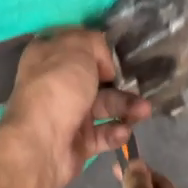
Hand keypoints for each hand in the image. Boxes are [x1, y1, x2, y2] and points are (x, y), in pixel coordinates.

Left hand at [0, 29, 151, 187]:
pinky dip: (115, 133)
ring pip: (103, 108)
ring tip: (145, 111)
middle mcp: (56, 85)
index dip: (98, 49)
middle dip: (121, 83)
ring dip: (126, 108)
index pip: (76, 48)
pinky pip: (102, 135)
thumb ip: (96, 44)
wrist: (42, 144)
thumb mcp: (78, 48)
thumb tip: (104, 65)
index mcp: (48, 57)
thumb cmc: (58, 88)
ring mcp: (66, 116)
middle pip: (95, 80)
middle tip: (141, 86)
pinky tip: (124, 132)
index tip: (119, 55)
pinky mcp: (77, 143)